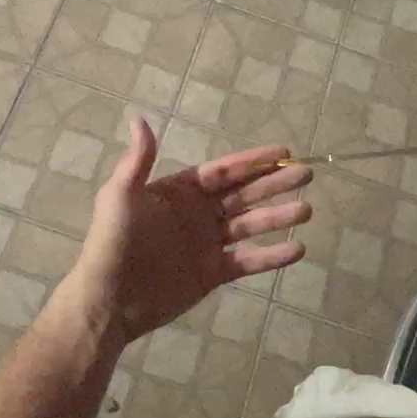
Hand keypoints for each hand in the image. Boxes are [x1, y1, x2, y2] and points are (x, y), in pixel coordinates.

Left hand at [56, 118, 312, 347]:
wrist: (109, 299)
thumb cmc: (113, 243)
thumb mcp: (120, 196)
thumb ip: (138, 161)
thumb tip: (140, 118)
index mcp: (179, 191)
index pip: (224, 171)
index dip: (254, 161)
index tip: (284, 151)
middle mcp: (198, 213)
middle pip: (244, 194)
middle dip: (275, 183)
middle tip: (306, 174)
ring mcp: (207, 244)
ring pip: (250, 225)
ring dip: (279, 217)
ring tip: (307, 209)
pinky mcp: (213, 273)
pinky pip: (248, 261)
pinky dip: (272, 256)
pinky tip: (298, 250)